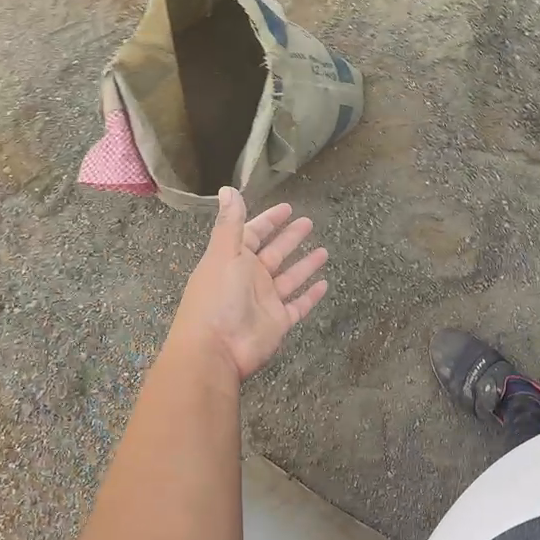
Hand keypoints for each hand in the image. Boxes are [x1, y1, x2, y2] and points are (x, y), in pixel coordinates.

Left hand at [164, 188, 328, 381]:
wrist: (215, 351)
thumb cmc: (217, 298)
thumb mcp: (223, 254)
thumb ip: (231, 223)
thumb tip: (227, 188)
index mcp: (233, 260)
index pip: (254, 234)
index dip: (269, 220)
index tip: (287, 207)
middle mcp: (249, 278)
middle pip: (274, 253)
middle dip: (290, 238)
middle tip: (309, 222)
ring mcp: (265, 301)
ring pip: (290, 278)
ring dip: (305, 264)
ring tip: (324, 250)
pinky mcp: (278, 322)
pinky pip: (298, 305)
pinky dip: (311, 296)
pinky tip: (325, 284)